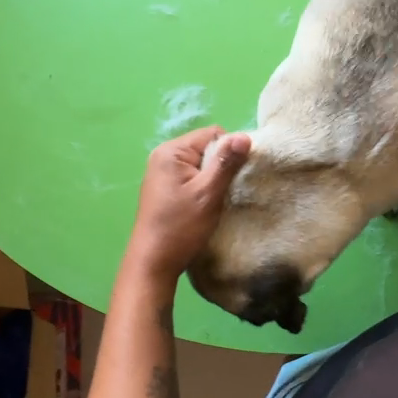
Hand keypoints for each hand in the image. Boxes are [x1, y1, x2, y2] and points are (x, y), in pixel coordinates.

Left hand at [124, 127, 250, 284]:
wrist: (153, 263)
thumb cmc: (181, 227)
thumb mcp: (208, 193)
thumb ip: (226, 163)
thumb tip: (244, 136)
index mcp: (172, 151)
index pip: (213, 134)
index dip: (229, 151)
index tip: (233, 176)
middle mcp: (163, 156)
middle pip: (205, 147)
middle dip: (220, 166)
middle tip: (224, 190)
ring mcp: (162, 173)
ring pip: (200, 164)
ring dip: (212, 179)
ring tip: (214, 200)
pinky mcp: (164, 188)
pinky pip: (191, 176)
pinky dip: (202, 187)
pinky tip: (204, 205)